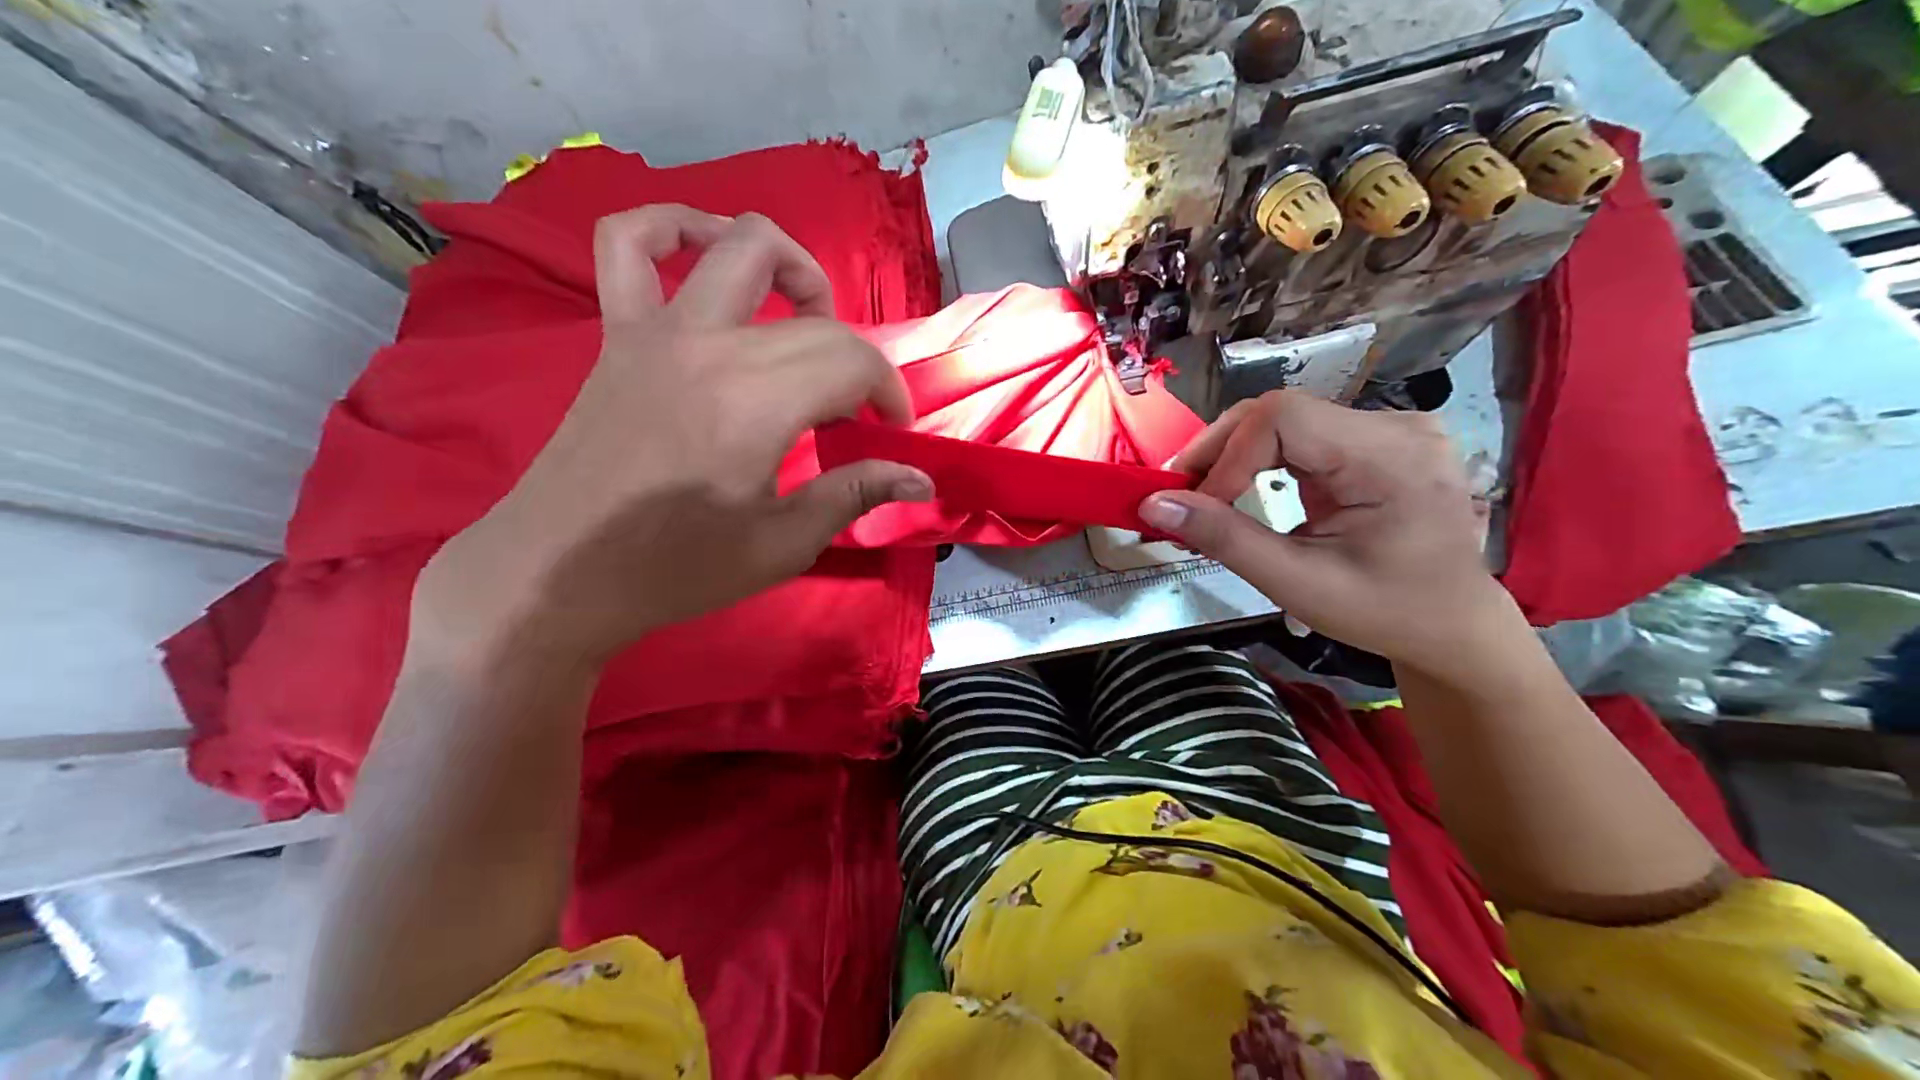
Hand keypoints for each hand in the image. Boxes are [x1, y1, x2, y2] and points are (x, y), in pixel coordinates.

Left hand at [413, 205, 932, 666]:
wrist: (558, 572)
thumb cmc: (676, 570)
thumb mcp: (780, 545)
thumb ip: (854, 495)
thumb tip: (921, 479)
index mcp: (757, 404)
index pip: (854, 363)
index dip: (889, 393)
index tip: (890, 432)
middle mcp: (712, 348)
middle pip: (816, 321)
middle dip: (856, 362)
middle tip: (853, 413)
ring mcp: (659, 331)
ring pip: (740, 244)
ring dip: (793, 267)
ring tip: (807, 315)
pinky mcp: (619, 335)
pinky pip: (630, 245)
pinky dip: (673, 228)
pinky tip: (705, 250)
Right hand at [1137, 390, 1521, 677]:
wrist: (1451, 627)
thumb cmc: (1383, 612)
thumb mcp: (1298, 583)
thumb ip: (1225, 539)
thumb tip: (1153, 505)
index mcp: (1391, 455)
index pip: (1283, 418)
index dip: (1227, 456)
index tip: (1196, 508)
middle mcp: (1396, 426)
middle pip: (1281, 412)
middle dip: (1221, 451)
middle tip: (1178, 494)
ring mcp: (1389, 430)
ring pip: (1285, 421)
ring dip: (1234, 456)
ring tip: (1201, 496)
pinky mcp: (1374, 443)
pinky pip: (1301, 437)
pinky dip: (1259, 461)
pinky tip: (1238, 489)